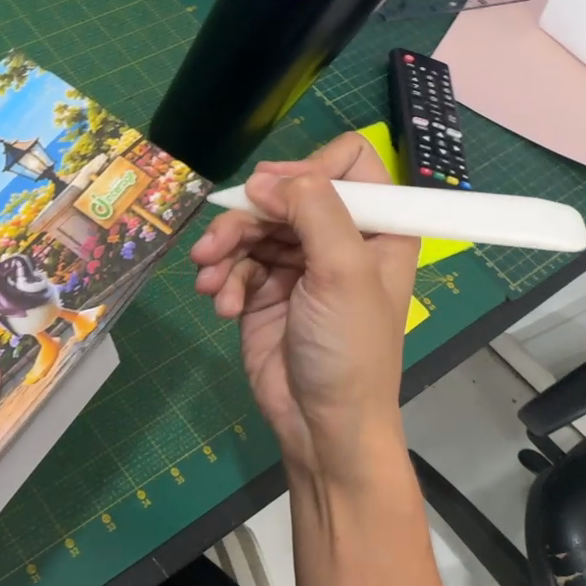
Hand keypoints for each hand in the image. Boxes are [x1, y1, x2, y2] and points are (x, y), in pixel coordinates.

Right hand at [190, 133, 417, 484]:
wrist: (319, 421)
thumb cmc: (348, 347)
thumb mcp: (343, 271)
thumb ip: (312, 210)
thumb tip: (264, 179)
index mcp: (376, 227)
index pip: (347, 165)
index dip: (307, 170)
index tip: (274, 193)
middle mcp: (336, 240)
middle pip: (283, 198)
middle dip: (245, 221)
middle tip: (215, 246)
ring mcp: (296, 267)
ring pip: (250, 231)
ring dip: (223, 254)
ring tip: (209, 282)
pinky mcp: (262, 293)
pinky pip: (235, 268)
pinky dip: (223, 284)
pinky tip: (222, 308)